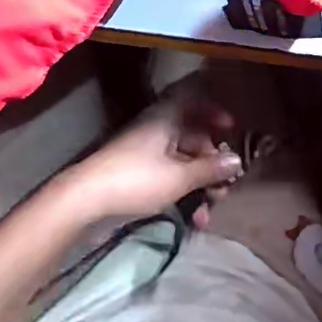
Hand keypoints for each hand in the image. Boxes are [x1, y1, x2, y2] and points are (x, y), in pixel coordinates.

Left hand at [51, 101, 243, 225]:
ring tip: (208, 214)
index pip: (193, 102)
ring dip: (198, 186)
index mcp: (166, 118)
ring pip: (182, 162)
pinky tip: (191, 219)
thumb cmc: (137, 179)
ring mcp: (145, 151)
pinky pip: (168, 177)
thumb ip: (209, 169)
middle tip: (224, 189)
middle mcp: (157, 129)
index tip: (230, 129)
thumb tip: (236, 160)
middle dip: (211, 164)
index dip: (213, 112)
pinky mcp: (136, 173)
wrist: (86, 198)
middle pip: (192, 138)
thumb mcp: (179, 177)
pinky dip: (182, 193)